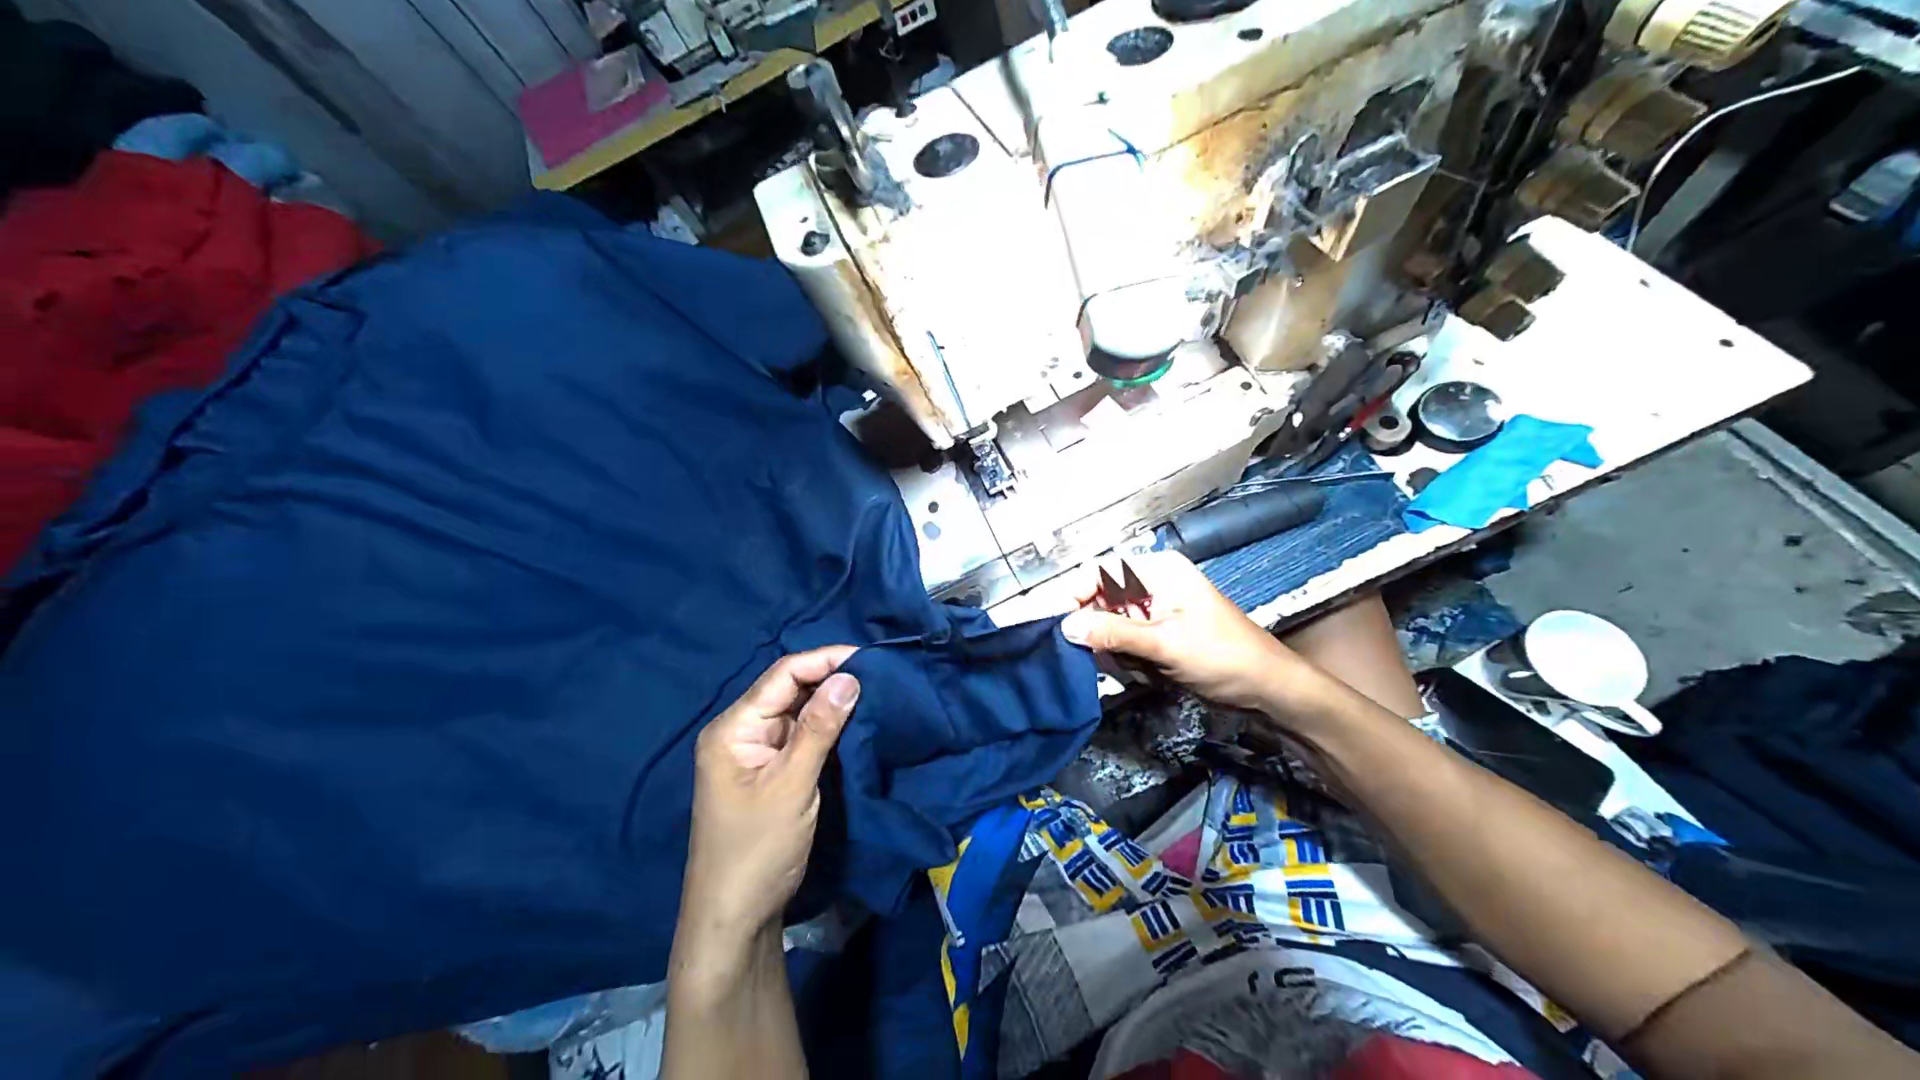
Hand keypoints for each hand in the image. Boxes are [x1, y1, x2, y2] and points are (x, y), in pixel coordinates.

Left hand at [679, 646, 859, 947]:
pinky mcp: (770, 770)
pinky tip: (855, 721)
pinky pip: (801, 735)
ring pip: (798, 711)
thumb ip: (820, 727)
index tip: (869, 657)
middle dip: (831, 678)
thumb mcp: (792, 785)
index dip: (825, 660)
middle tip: (879, 674)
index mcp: (733, 727)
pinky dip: (827, 726)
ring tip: (874, 690)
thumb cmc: (758, 849)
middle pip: (789, 689)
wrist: (735, 917)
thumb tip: (850, 676)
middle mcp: (741, 731)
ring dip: (832, 701)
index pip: (783, 675)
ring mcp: (755, 751)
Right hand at [1059, 551, 1298, 710]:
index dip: (1075, 595)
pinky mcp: (1157, 631)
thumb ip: (1113, 633)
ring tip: (1136, 668)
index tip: (1059, 625)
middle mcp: (1153, 583)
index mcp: (1158, 571)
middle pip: (1102, 598)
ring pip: (1110, 623)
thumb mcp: (1165, 645)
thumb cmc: (1222, 657)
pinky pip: (1125, 640)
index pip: (1100, 572)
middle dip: (1100, 630)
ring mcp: (1155, 608)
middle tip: (1105, 657)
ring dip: (1114, 649)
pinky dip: (1127, 658)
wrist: (1267, 688)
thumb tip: (1066, 626)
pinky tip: (1145, 673)